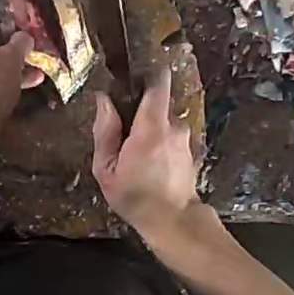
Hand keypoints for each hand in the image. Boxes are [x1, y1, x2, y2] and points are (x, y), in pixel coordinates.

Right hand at [92, 67, 200, 244]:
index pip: (157, 82)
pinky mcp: (190, 152)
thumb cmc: (135, 197)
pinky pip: (171, 138)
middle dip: (140, 113)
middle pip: (156, 105)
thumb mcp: (106, 169)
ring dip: (150, 133)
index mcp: (152, 126)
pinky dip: (160, 146)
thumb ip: (105, 131)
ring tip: (134, 157)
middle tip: (122, 134)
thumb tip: (104, 101)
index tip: (131, 75)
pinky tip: (149, 166)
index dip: (146, 73)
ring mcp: (185, 139)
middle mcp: (174, 126)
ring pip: (164, 124)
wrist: (173, 221)